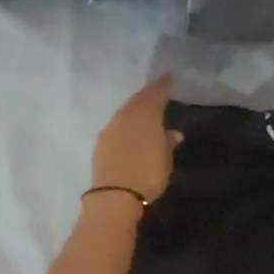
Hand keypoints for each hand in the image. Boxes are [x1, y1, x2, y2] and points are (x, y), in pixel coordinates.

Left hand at [89, 75, 181, 208]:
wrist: (114, 196)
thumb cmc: (148, 176)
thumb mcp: (165, 160)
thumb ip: (168, 143)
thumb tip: (173, 133)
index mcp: (145, 116)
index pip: (155, 94)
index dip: (162, 85)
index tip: (169, 77)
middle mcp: (126, 116)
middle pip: (137, 100)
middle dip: (147, 94)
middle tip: (156, 90)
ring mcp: (110, 129)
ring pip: (125, 111)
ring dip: (134, 108)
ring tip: (143, 110)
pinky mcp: (100, 142)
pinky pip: (116, 125)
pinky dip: (125, 123)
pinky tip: (129, 129)